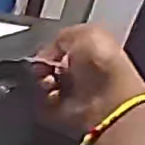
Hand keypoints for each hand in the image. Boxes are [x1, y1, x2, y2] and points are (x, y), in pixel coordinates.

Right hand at [29, 23, 144, 136]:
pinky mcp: (58, 111)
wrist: (105, 99)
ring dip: (40, 81)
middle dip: (41, 65)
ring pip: (39, 82)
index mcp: (88, 50)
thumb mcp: (86, 34)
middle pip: (45, 65)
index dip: (48, 48)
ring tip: (51, 82)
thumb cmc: (101, 64)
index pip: (58, 47)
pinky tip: (53, 95)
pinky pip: (39, 101)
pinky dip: (42, 97)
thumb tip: (46, 52)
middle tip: (45, 67)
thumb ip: (63, 36)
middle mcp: (78, 71)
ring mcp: (68, 92)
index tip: (46, 51)